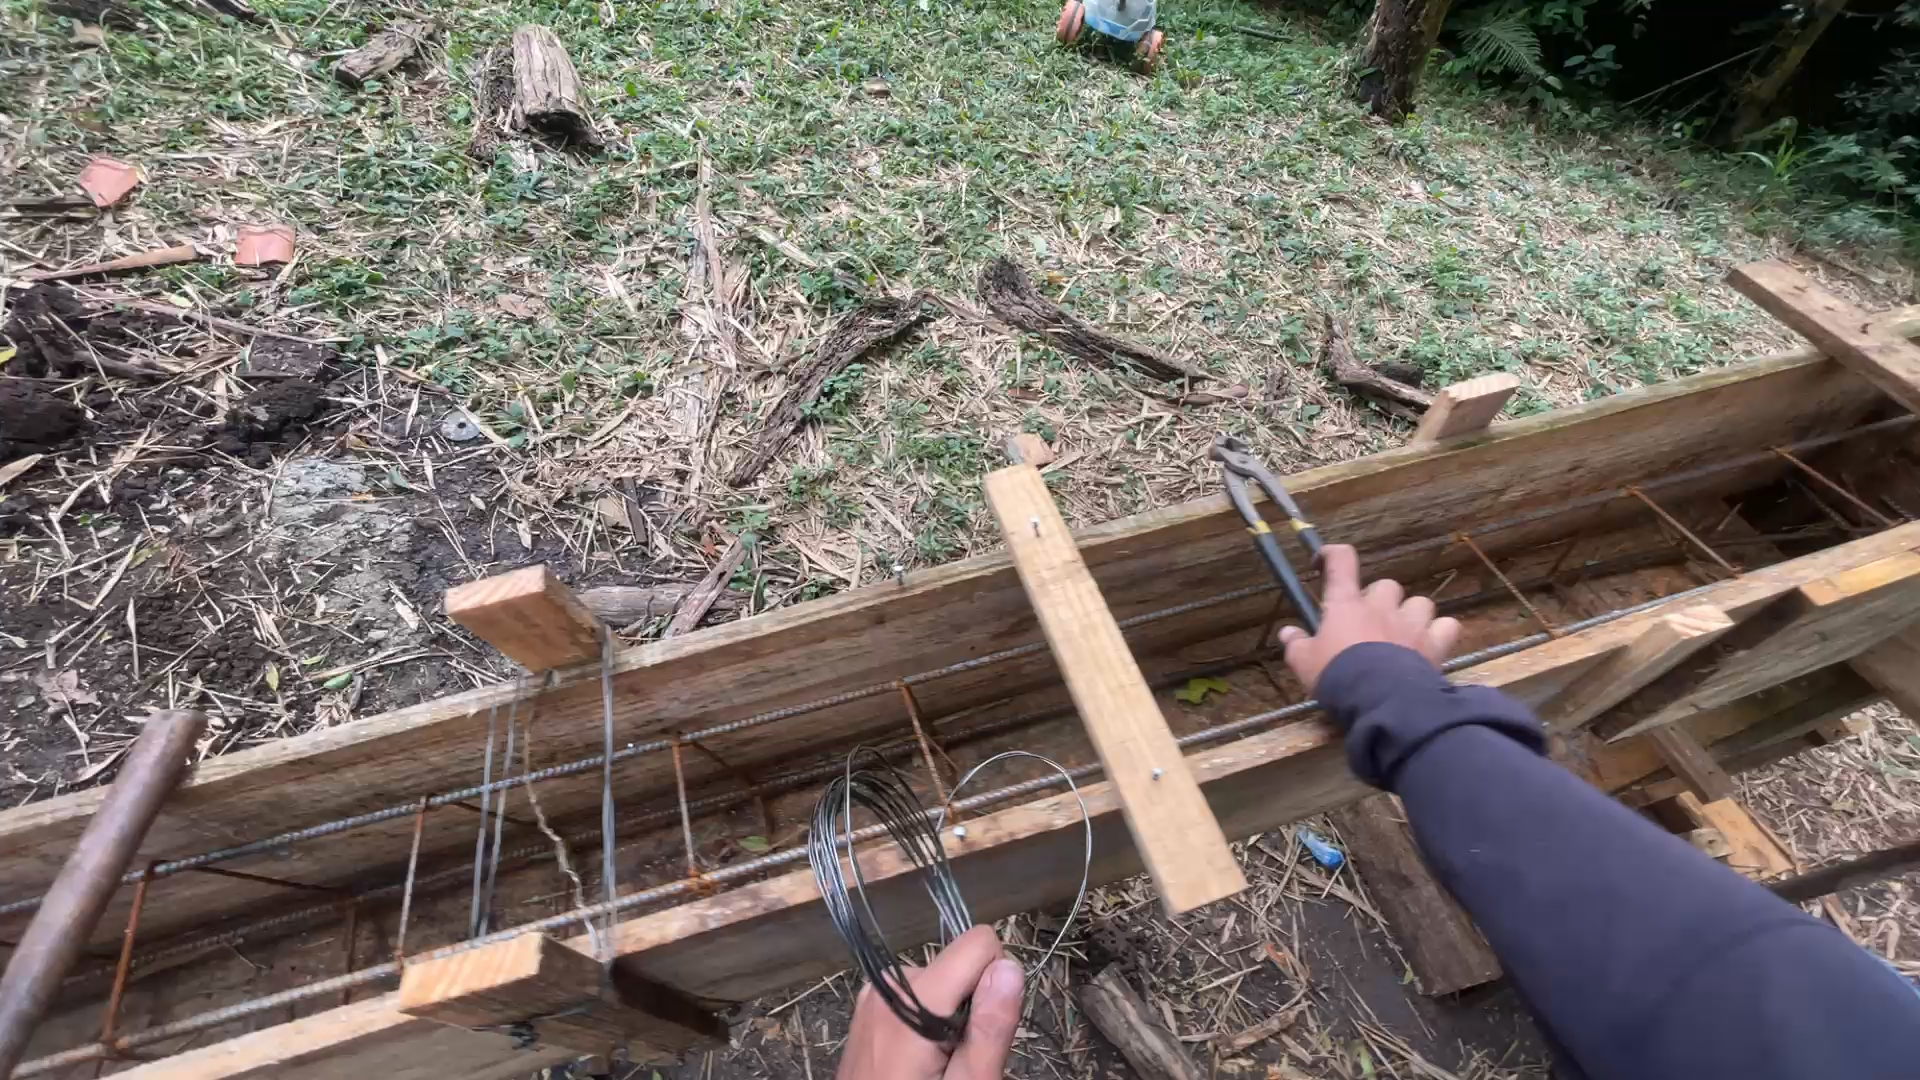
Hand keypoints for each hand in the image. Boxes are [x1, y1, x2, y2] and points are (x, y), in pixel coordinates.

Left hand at [836, 925, 1023, 1079]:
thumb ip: (989, 1029)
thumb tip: (1011, 965)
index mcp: (911, 999)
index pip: (977, 944)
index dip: (995, 984)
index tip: (984, 1032)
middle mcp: (888, 984)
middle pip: (961, 962)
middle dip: (973, 1008)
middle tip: (960, 1065)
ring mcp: (874, 994)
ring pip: (944, 979)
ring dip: (952, 1018)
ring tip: (938, 1069)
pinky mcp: (870, 1007)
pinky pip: (920, 993)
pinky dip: (931, 1021)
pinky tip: (920, 1063)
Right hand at [1278, 544, 1459, 692]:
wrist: (1380, 699)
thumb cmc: (1336, 673)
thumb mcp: (1303, 662)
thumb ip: (1296, 644)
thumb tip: (1288, 633)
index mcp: (1346, 604)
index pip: (1341, 562)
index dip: (1333, 554)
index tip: (1324, 559)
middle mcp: (1381, 606)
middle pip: (1386, 585)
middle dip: (1379, 598)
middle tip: (1368, 618)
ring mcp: (1412, 624)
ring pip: (1420, 602)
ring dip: (1411, 613)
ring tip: (1402, 631)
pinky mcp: (1436, 644)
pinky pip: (1447, 626)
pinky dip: (1440, 632)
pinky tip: (1430, 644)